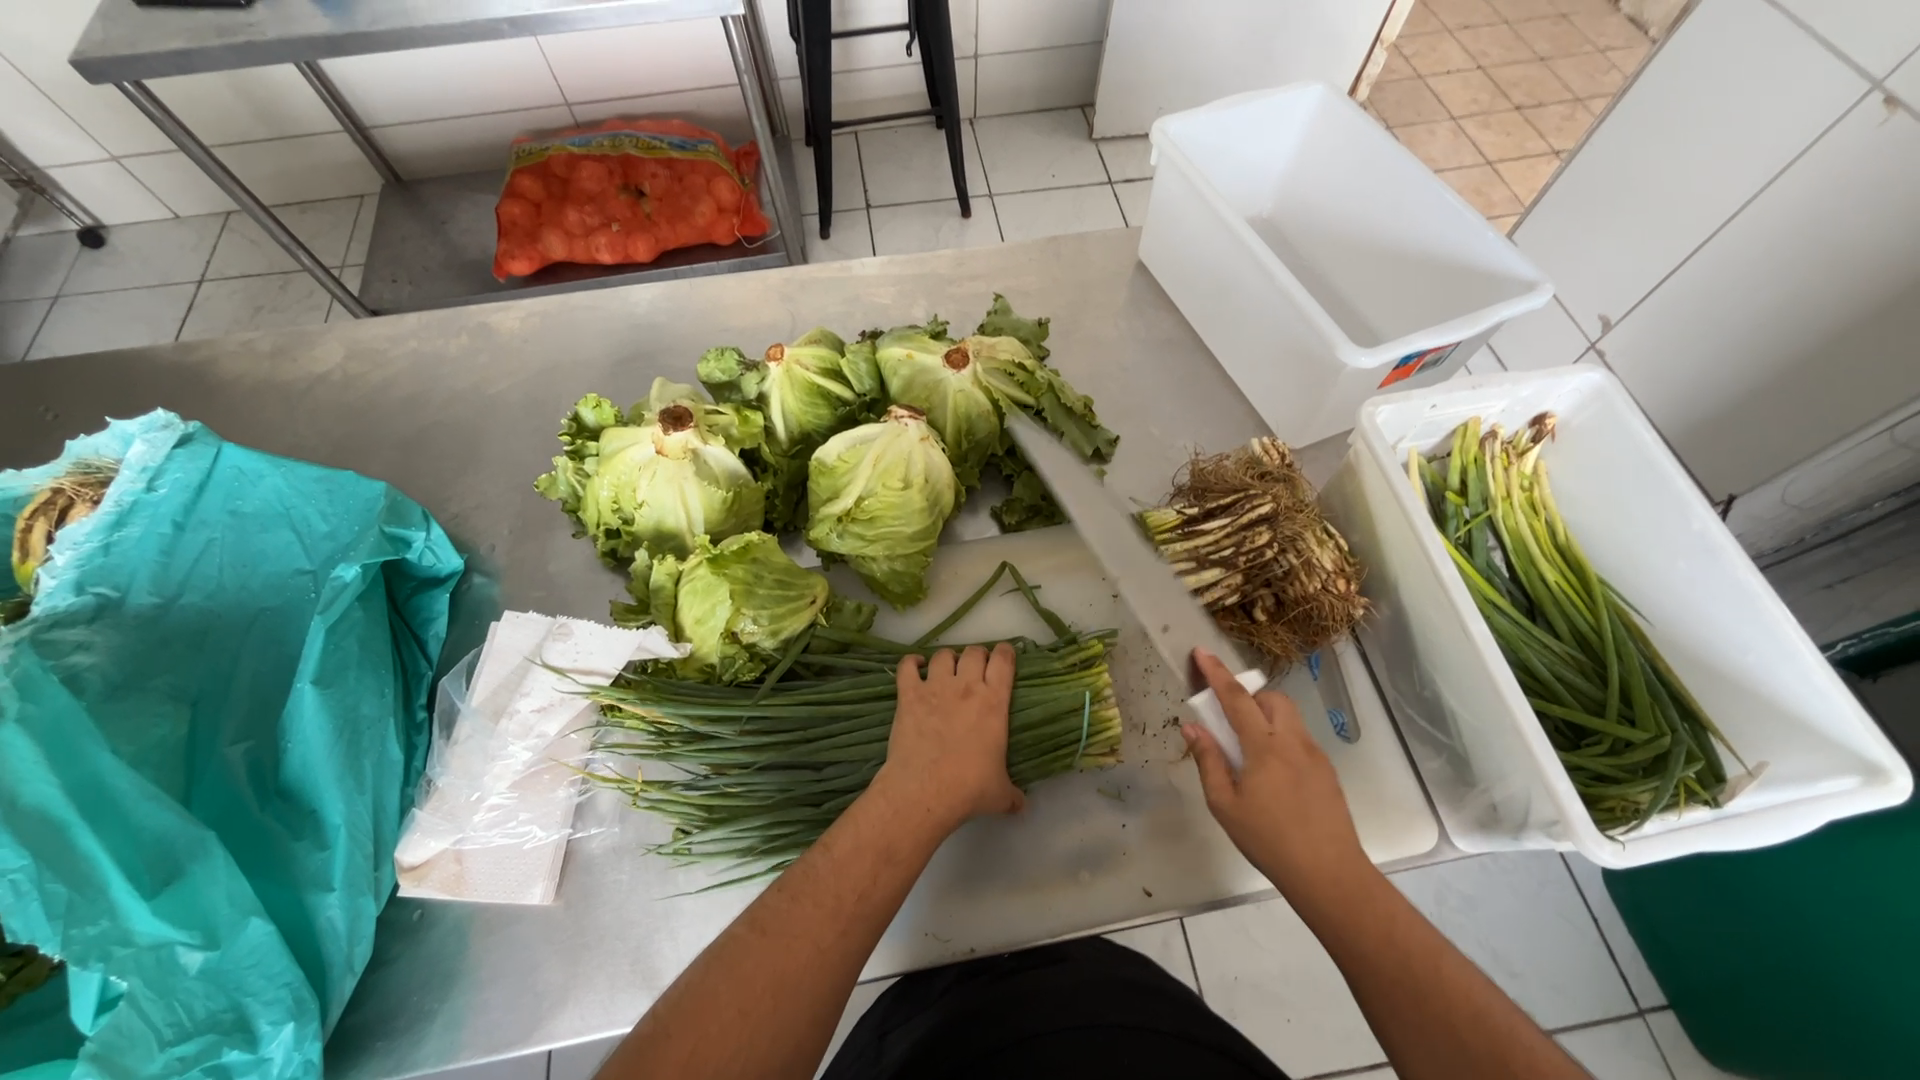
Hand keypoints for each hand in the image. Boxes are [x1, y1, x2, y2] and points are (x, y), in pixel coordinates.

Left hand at [871, 644, 1025, 837]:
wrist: (925, 790)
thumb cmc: (969, 788)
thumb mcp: (1000, 794)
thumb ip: (1013, 795)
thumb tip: (1022, 806)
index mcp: (995, 702)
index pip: (1003, 661)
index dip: (1005, 652)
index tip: (1004, 654)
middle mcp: (967, 687)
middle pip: (973, 652)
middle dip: (976, 655)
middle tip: (975, 667)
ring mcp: (935, 688)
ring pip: (943, 655)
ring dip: (947, 659)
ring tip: (946, 669)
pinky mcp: (908, 695)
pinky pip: (907, 667)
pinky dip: (911, 663)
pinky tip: (915, 666)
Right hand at [1183, 648, 1370, 896]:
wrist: (1328, 872)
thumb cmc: (1268, 840)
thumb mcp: (1224, 805)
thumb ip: (1208, 761)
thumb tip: (1193, 728)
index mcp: (1264, 747)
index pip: (1236, 698)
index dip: (1216, 673)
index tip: (1202, 651)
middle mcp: (1293, 742)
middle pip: (1271, 699)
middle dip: (1249, 696)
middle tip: (1230, 718)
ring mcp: (1315, 755)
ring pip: (1289, 718)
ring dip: (1266, 717)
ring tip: (1249, 751)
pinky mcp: (1327, 772)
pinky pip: (1299, 741)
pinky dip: (1280, 741)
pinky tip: (1272, 776)